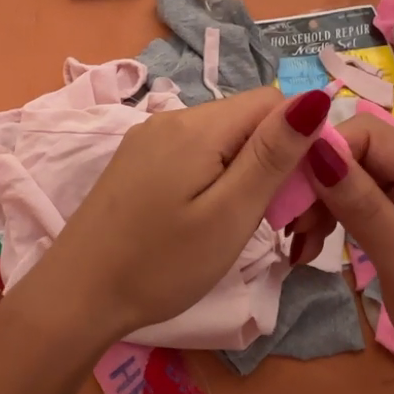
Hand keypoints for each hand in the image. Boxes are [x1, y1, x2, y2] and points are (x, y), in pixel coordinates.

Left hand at [6, 87, 331, 347]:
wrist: (77, 296)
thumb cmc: (161, 263)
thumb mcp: (230, 214)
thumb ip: (273, 155)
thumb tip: (317, 96)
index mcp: (198, 125)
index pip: (274, 102)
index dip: (303, 142)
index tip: (305, 197)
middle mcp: (172, 118)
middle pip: (248, 121)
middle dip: (278, 164)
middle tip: (284, 229)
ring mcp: (149, 139)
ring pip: (222, 140)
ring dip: (248, 176)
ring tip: (248, 229)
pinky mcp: (136, 162)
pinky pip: (193, 155)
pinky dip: (216, 180)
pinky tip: (211, 221)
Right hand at [300, 113, 393, 393]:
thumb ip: (363, 206)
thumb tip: (316, 147)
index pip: (366, 134)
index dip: (322, 151)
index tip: (287, 194)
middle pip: (358, 154)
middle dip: (316, 181)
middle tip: (289, 229)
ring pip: (355, 179)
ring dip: (320, 203)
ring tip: (298, 244)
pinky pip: (364, 205)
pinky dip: (335, 220)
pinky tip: (313, 246)